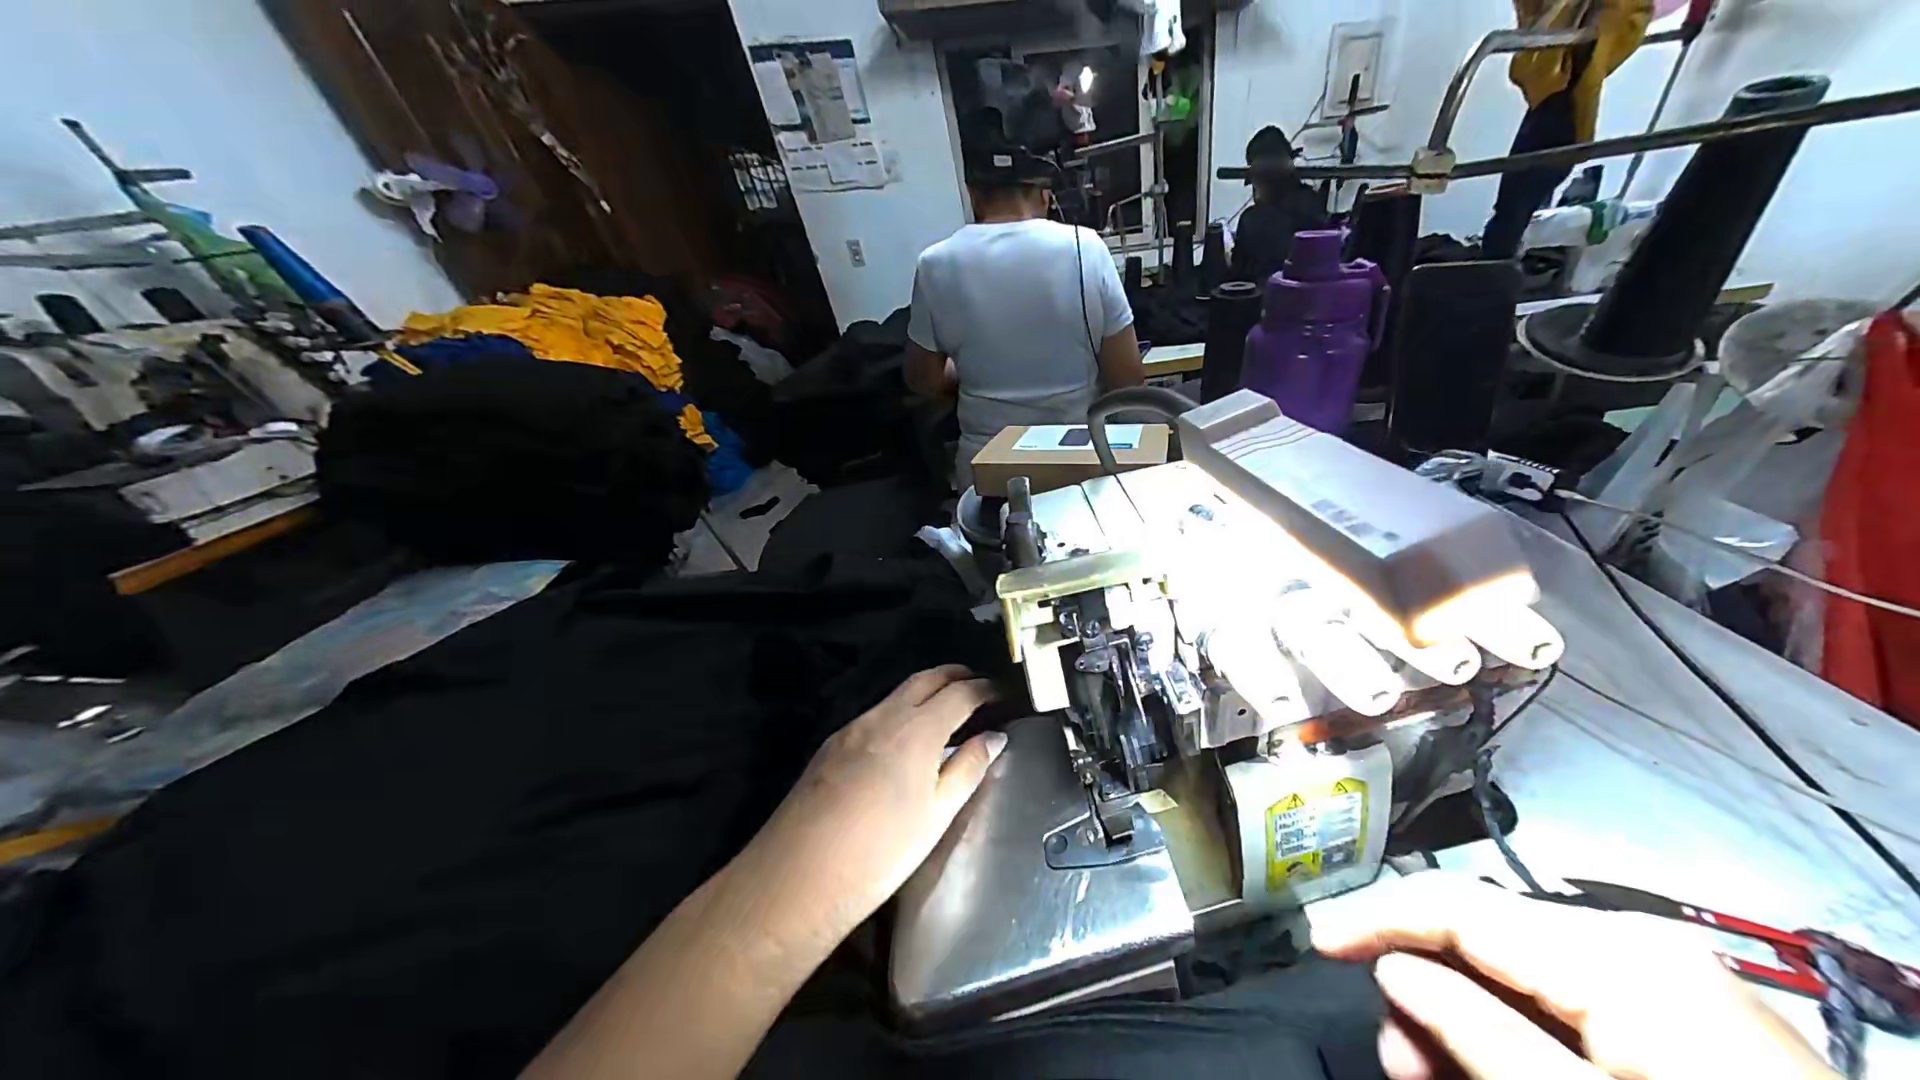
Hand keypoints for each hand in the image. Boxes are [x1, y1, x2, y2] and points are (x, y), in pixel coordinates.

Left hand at [737, 666, 1003, 951]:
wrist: (800, 874)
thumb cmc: (881, 851)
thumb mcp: (937, 814)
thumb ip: (969, 768)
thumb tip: (994, 737)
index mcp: (916, 729)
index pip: (959, 692)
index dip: (984, 688)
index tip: (1001, 691)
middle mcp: (883, 716)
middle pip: (926, 678)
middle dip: (955, 675)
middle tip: (978, 685)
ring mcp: (853, 727)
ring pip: (897, 693)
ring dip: (927, 690)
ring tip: (948, 708)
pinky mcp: (833, 743)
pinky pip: (877, 713)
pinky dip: (901, 711)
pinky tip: (907, 737)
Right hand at [1311, 873, 1837, 1079]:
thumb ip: (1476, 1033)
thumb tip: (1394, 969)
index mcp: (1614, 954)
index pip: (1453, 902)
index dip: (1371, 915)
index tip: (1316, 941)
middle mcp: (1631, 942)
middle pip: (1478, 934)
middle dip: (1419, 982)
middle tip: (1394, 1053)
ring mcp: (1658, 975)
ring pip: (1509, 965)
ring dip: (1456, 1011)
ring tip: (1431, 1068)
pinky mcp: (1673, 1010)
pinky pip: (1557, 994)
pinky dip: (1508, 1025)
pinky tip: (1488, 1062)